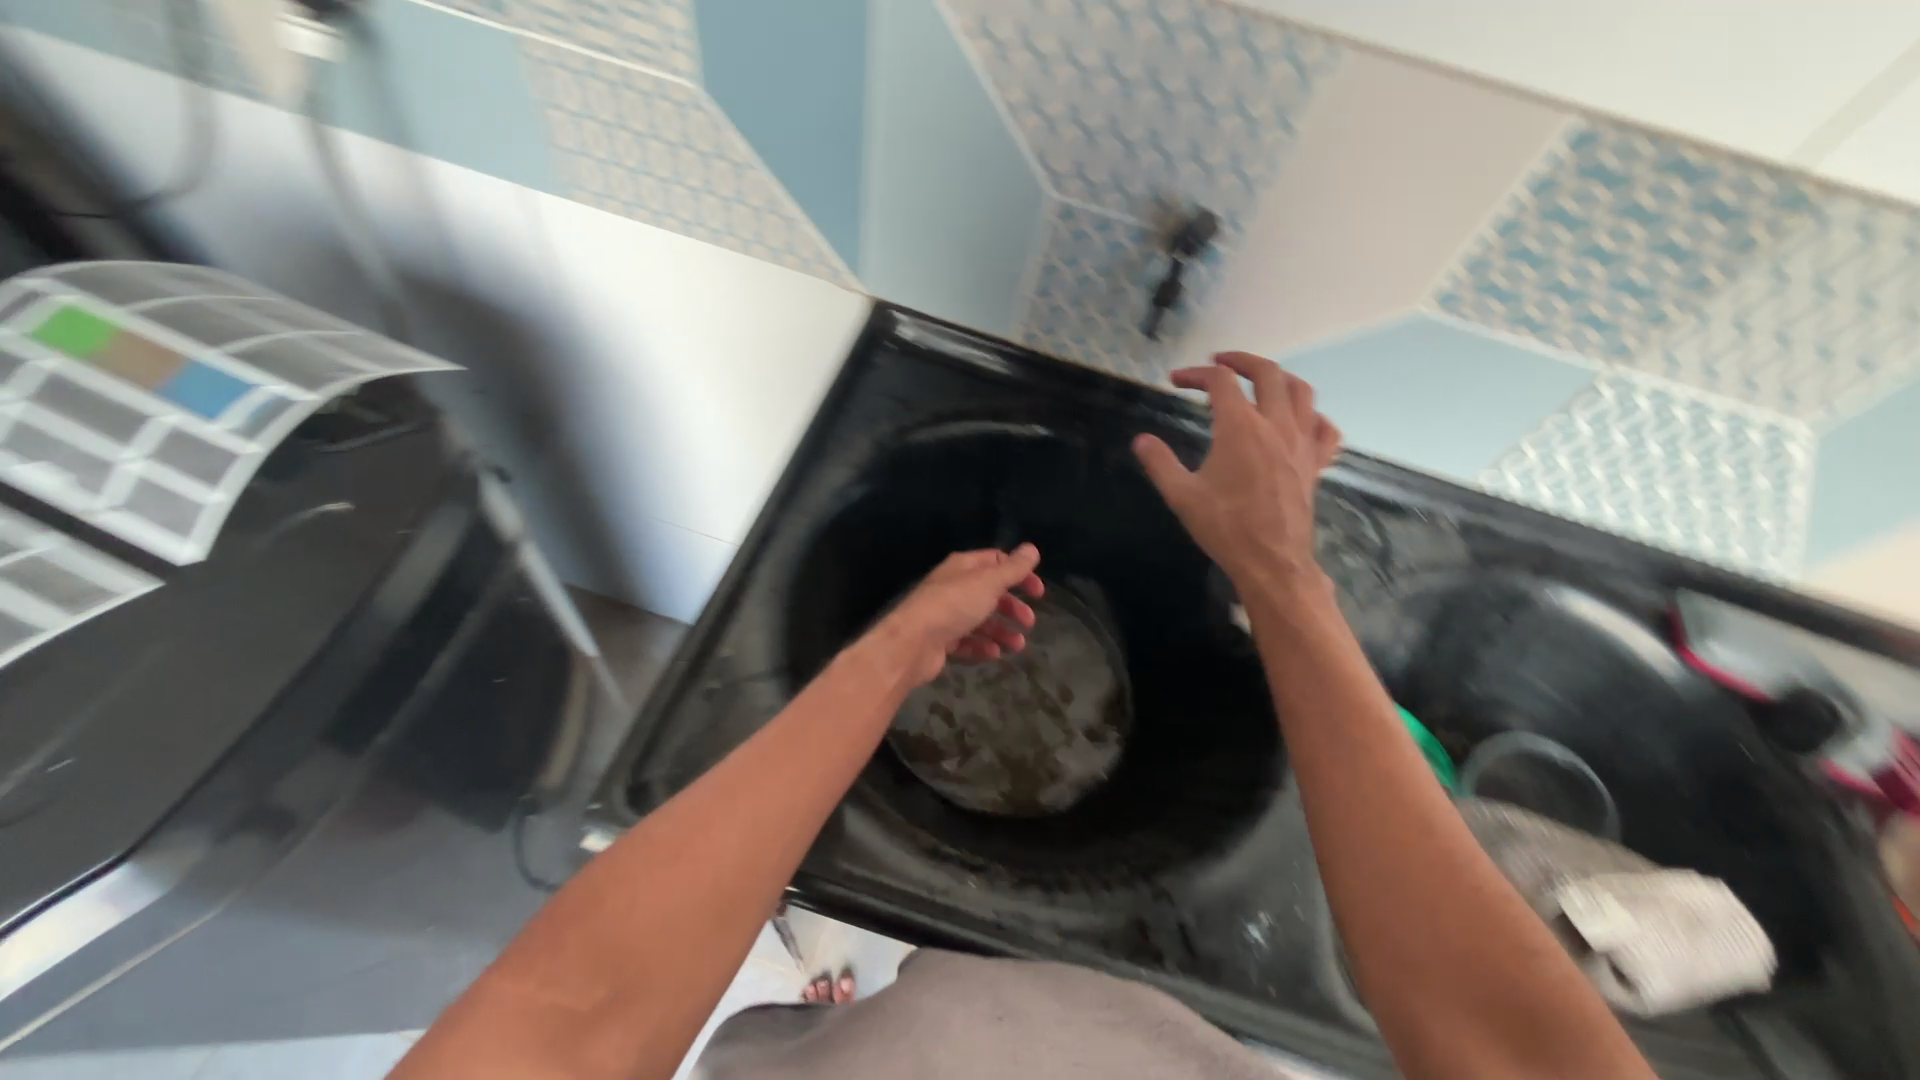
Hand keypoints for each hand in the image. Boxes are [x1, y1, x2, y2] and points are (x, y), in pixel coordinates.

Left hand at [872, 544, 1045, 686]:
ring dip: (1001, 631)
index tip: (1038, 592)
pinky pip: (966, 641)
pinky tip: (994, 654)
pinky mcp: (940, 640)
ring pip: (979, 620)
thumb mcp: (989, 582)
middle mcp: (953, 587)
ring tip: (1016, 646)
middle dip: (1012, 608)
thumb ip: (1013, 568)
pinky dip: (982, 646)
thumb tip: (1032, 548)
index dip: (1019, 574)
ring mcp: (945, 615)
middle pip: (989, 593)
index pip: (996, 562)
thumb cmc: (954, 605)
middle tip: (1029, 623)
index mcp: (963, 567)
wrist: (913, 642)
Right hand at [1132, 352, 1339, 589]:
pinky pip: (1325, 428)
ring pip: (1301, 391)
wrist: (1271, 561)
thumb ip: (1159, 462)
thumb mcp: (1181, 495)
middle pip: (1267, 372)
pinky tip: (1300, 420)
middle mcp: (1275, 425)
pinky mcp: (1315, 463)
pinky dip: (1313, 416)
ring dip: (1279, 378)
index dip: (1196, 374)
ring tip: (1261, 380)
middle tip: (1220, 362)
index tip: (1177, 380)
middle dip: (1241, 360)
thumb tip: (1141, 440)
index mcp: (1240, 427)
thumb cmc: (1224, 527)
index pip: (1220, 382)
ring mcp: (1301, 443)